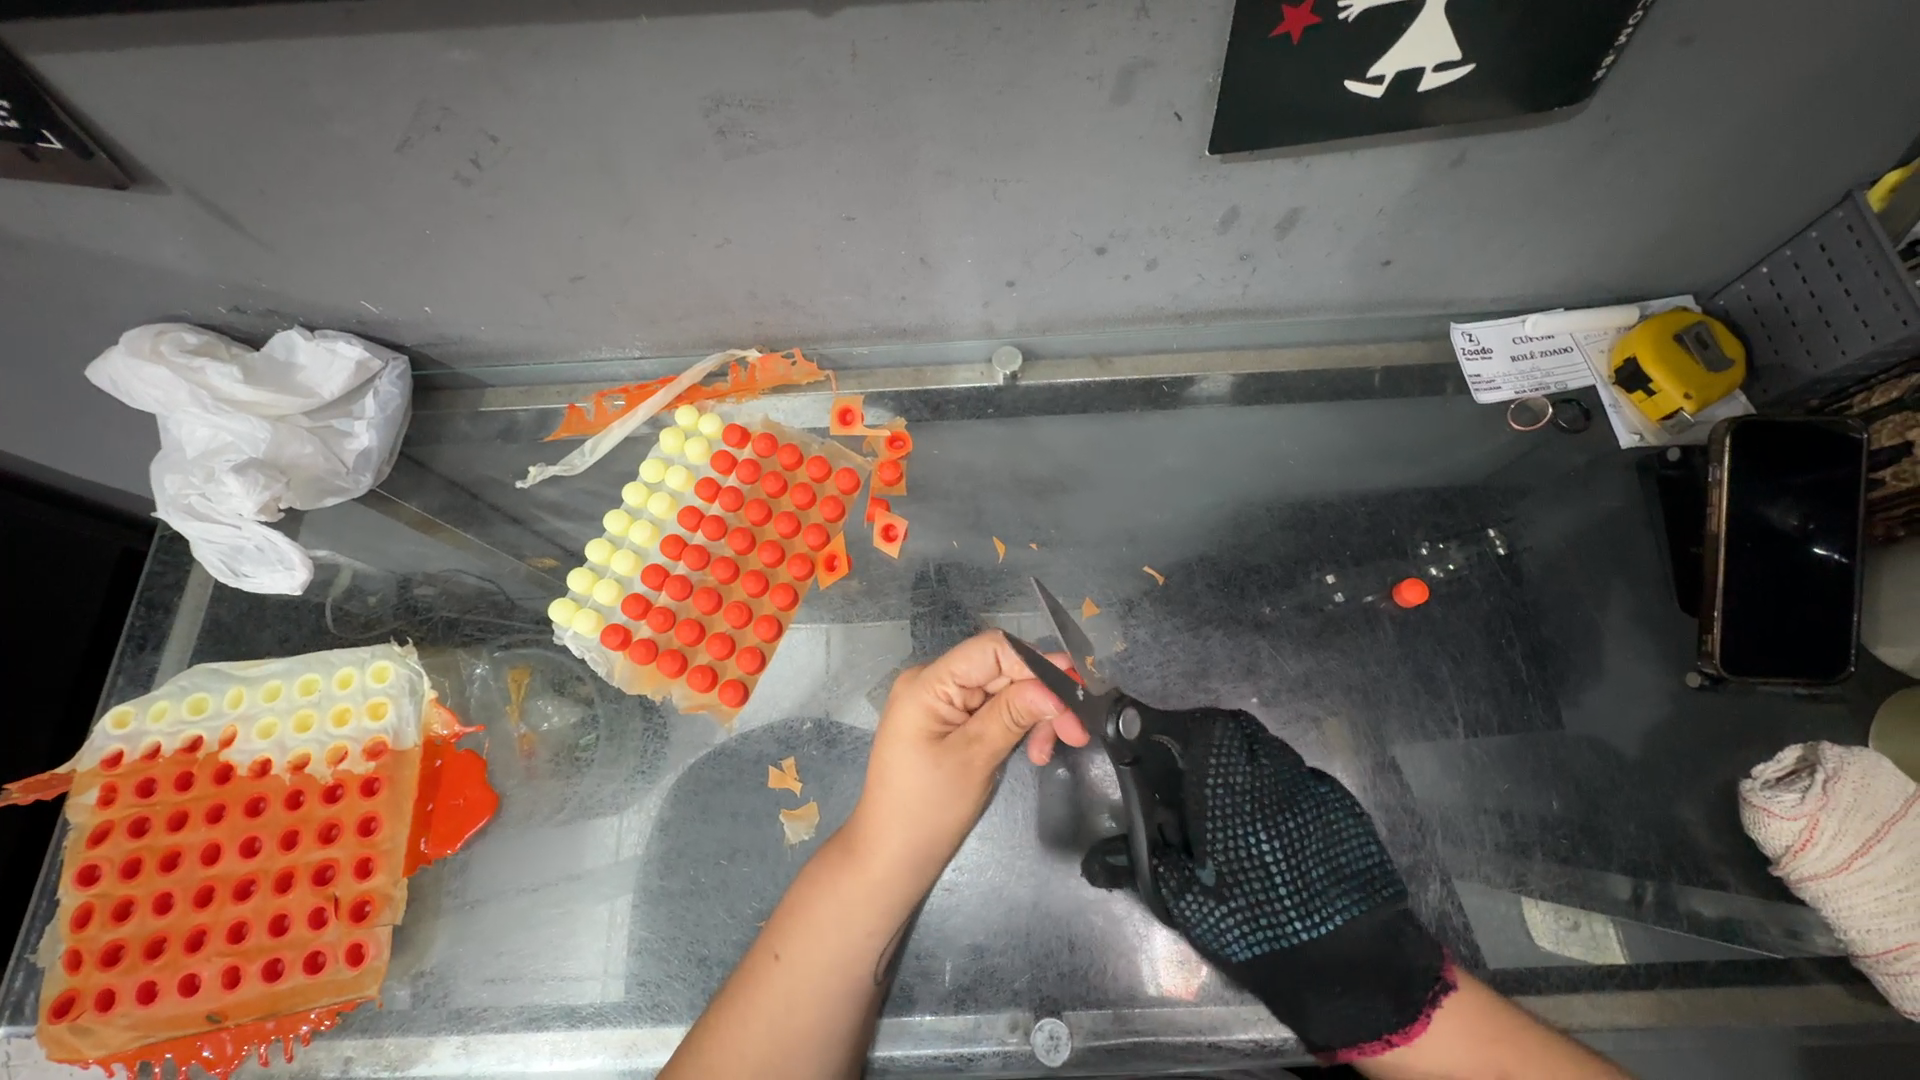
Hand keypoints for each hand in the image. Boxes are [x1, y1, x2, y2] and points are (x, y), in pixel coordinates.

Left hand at [844, 631, 1087, 878]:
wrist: (892, 856)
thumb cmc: (927, 809)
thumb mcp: (975, 758)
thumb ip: (1013, 714)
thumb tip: (1057, 686)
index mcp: (929, 682)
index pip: (993, 649)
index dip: (1036, 665)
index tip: (1072, 694)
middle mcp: (933, 682)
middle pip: (1002, 670)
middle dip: (1041, 697)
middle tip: (1074, 732)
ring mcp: (941, 702)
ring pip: (1003, 691)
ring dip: (1034, 715)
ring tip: (1049, 753)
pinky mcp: (950, 723)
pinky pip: (991, 710)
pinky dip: (1017, 726)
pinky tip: (1033, 752)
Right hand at [1085, 708, 1452, 1057]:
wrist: (1348, 966)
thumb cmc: (1257, 930)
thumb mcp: (1190, 901)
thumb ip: (1148, 861)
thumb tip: (1094, 859)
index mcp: (1231, 794)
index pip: (1212, 728)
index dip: (1191, 727)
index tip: (1175, 744)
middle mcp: (1274, 779)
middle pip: (1245, 731)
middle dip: (1220, 741)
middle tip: (1203, 771)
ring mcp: (1316, 791)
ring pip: (1276, 752)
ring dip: (1253, 762)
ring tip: (1241, 799)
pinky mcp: (1347, 808)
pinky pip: (1305, 779)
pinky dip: (1285, 786)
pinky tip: (1279, 823)